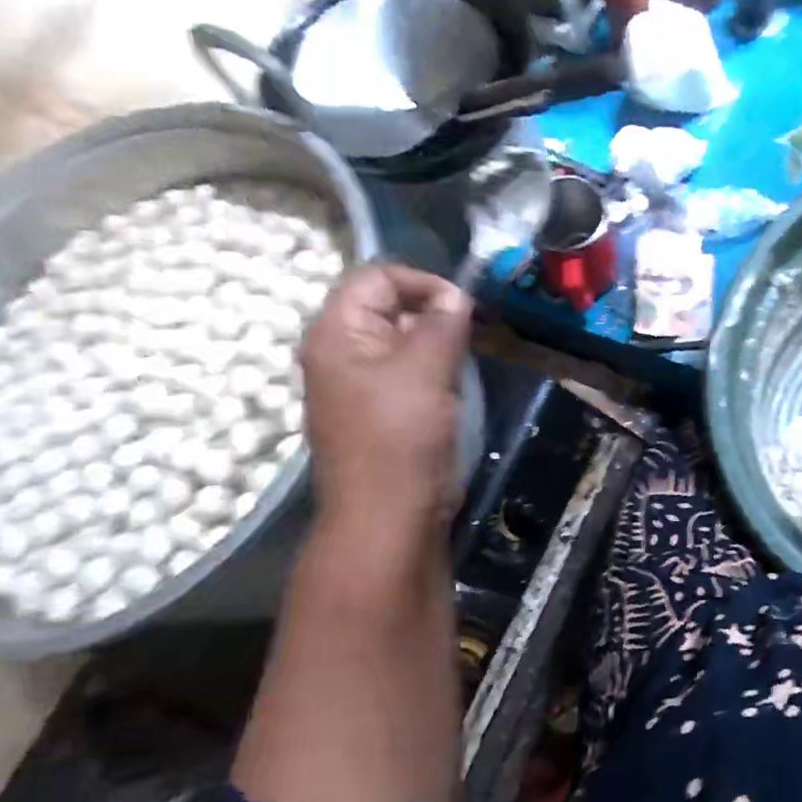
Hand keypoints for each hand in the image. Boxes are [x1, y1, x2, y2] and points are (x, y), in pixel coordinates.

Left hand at [300, 264, 472, 525]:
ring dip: (433, 352)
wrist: (386, 523)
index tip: (462, 308)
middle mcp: (336, 356)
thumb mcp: (426, 369)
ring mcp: (352, 390)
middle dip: (430, 318)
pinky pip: (400, 381)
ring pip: (397, 348)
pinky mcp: (372, 419)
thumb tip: (455, 295)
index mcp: (335, 333)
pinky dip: (427, 380)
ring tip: (460, 372)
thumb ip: (442, 322)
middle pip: (385, 311)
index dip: (421, 282)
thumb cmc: (401, 439)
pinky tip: (449, 398)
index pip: (375, 278)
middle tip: (467, 341)